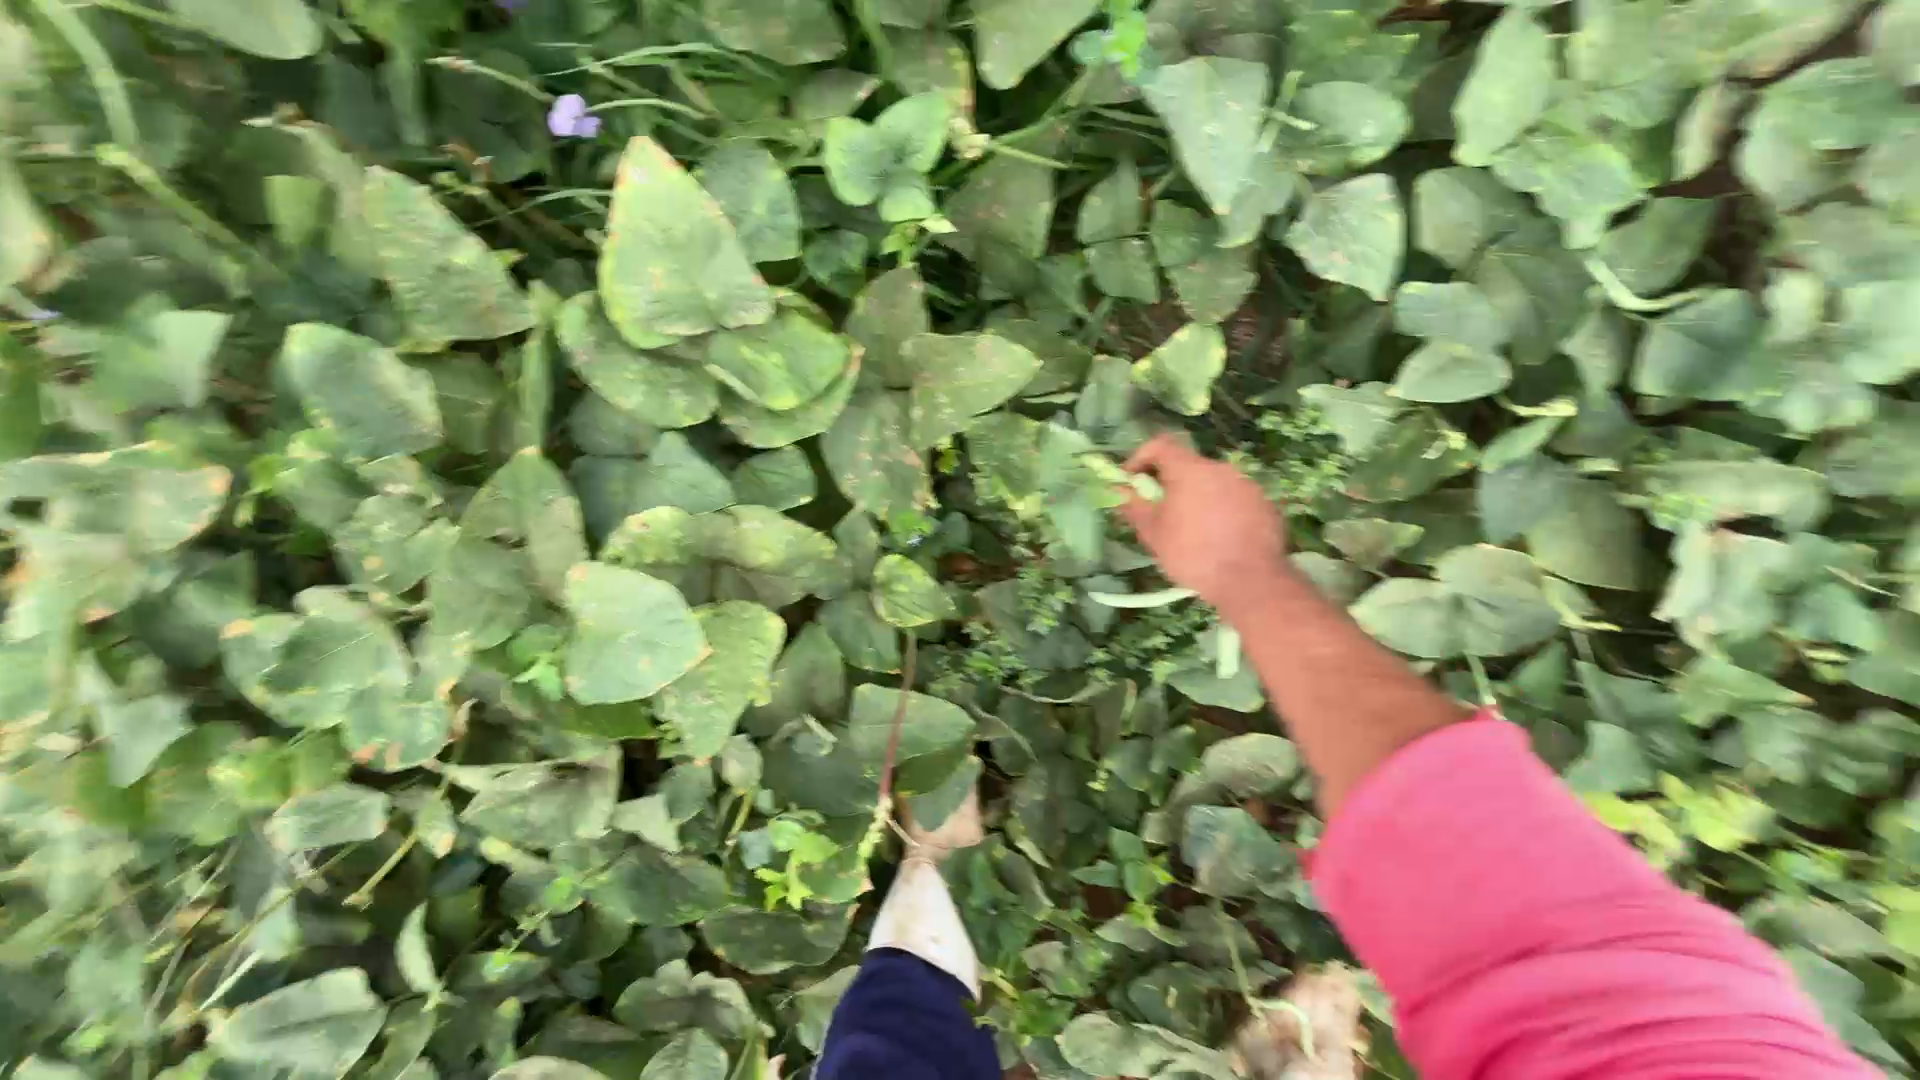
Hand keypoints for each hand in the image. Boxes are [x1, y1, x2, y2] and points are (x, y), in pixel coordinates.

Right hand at [1120, 435, 1289, 606]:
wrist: (1250, 581)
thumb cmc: (1193, 554)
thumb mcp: (1154, 534)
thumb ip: (1135, 507)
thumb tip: (1122, 491)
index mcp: (1189, 470)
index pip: (1160, 445)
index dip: (1141, 458)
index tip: (1132, 481)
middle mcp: (1220, 469)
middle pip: (1188, 466)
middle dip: (1171, 484)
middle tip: (1162, 511)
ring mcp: (1247, 485)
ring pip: (1214, 483)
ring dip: (1199, 498)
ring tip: (1194, 529)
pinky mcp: (1265, 504)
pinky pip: (1235, 499)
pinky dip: (1223, 511)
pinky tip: (1221, 538)